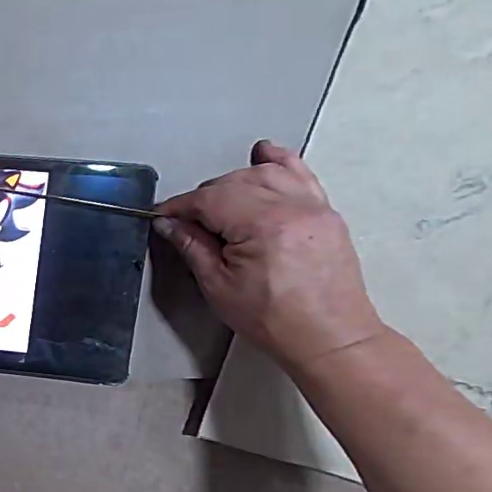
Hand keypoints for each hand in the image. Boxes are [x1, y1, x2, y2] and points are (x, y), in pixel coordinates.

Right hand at [154, 140, 386, 368]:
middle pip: (234, 182)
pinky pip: (301, 175)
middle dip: (203, 198)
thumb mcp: (217, 284)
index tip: (161, 217)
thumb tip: (169, 223)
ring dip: (233, 181)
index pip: (209, 199)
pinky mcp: (325, 213)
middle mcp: (293, 208)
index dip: (179, 207)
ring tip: (215, 204)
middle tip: (186, 223)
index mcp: (264, 226)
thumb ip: (192, 245)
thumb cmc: (275, 319)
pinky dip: (280, 162)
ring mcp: (314, 208)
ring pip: (263, 174)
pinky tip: (263, 153)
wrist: (331, 338)